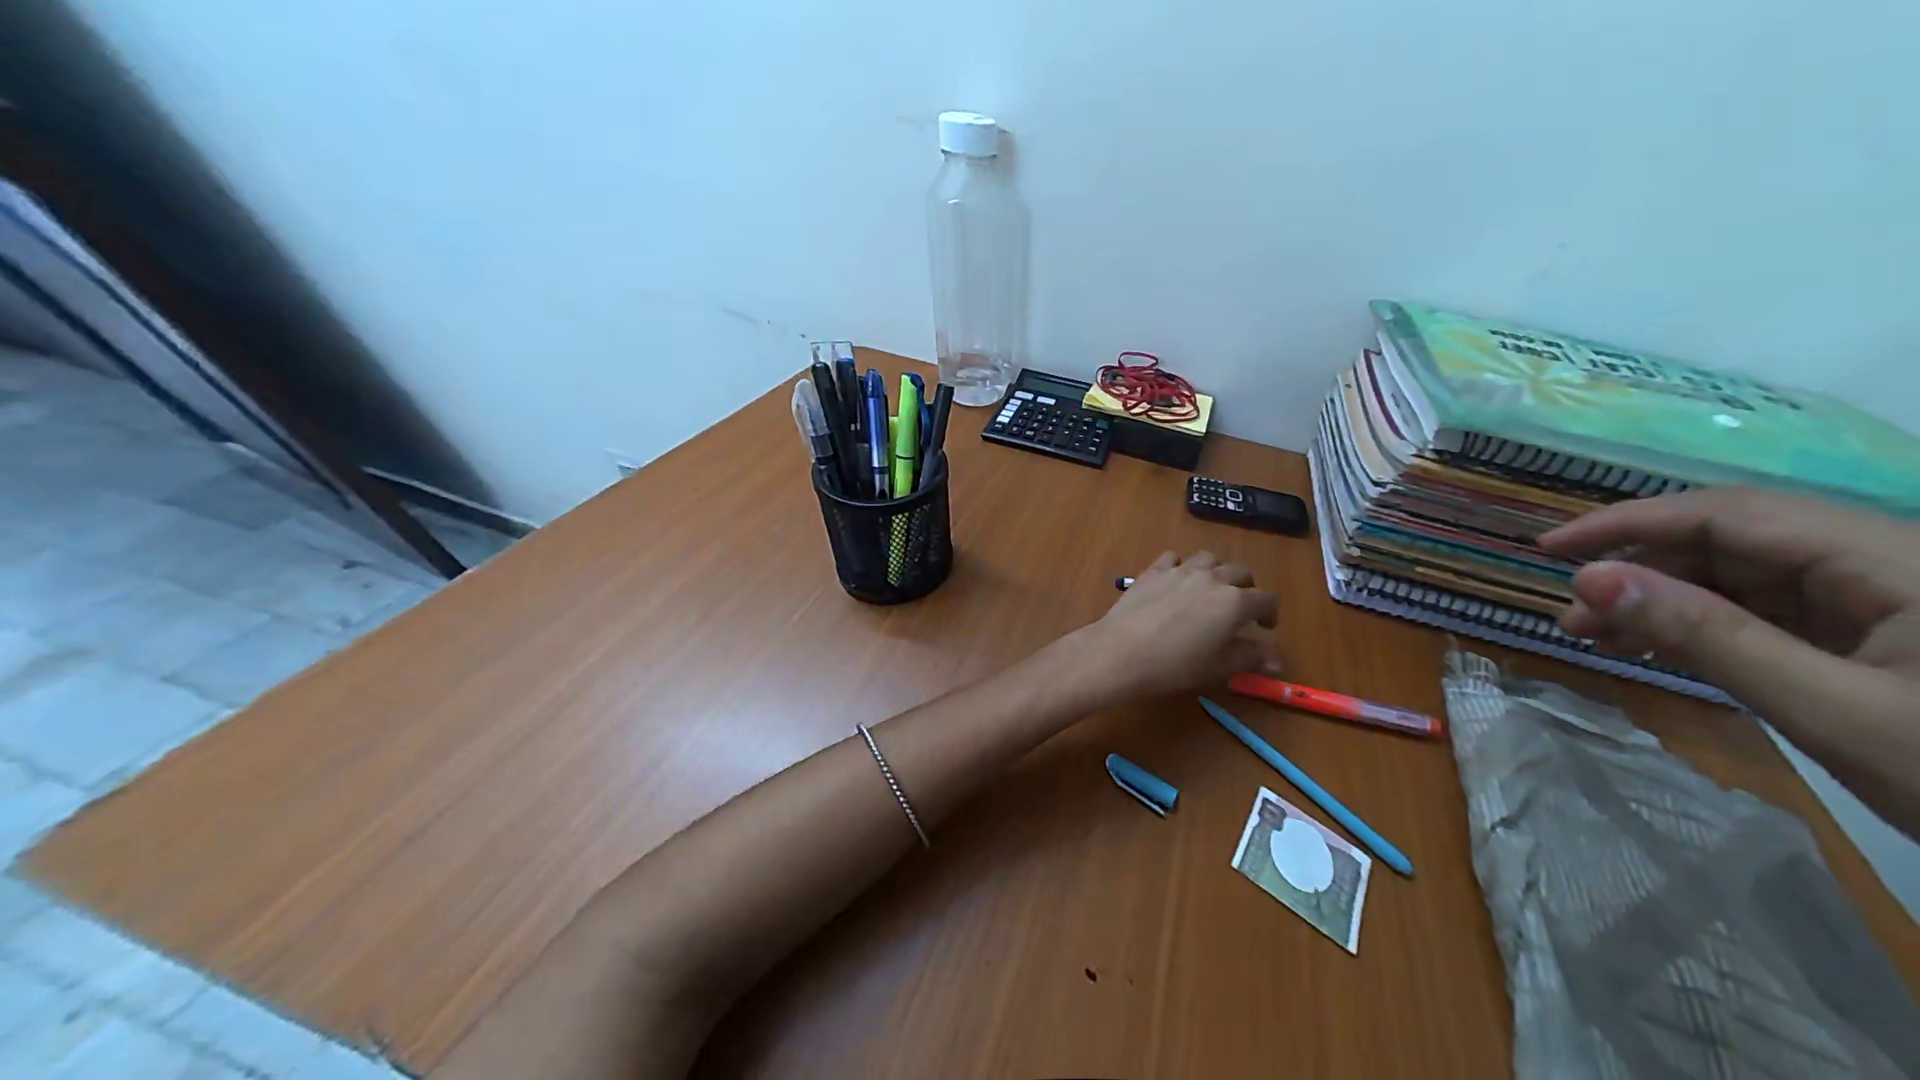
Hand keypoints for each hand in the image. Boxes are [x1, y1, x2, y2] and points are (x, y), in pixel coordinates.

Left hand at [1075, 551, 1280, 698]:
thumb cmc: (1175, 665)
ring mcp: (1180, 571)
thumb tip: (1277, 662)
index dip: (1270, 614)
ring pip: (1209, 558)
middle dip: (1246, 588)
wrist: (1122, 652)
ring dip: (1216, 571)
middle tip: (1239, 607)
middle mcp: (1212, 578)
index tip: (1264, 628)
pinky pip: (1173, 558)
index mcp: (1234, 603)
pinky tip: (1175, 582)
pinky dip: (1180, 566)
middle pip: (1241, 572)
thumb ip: (1250, 658)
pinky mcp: (1153, 571)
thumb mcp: (1218, 667)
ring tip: (1209, 589)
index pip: (1266, 600)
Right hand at [1539, 488, 1919, 835]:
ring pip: (1744, 577)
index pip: (1733, 513)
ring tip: (1595, 637)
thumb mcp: (1832, 712)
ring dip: (1662, 601)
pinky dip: (1703, 626)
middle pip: (1734, 542)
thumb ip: (1708, 638)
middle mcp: (1887, 563)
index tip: (1550, 549)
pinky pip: (1768, 612)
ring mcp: (1885, 600)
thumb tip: (1592, 582)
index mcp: (1896, 562)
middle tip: (1570, 615)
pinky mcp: (1877, 635)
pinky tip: (1655, 646)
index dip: (1631, 522)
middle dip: (1640, 571)